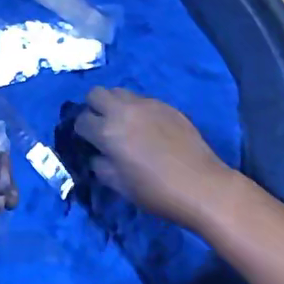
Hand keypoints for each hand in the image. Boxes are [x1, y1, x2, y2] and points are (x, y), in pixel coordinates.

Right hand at [75, 88, 230, 225]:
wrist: (202, 186)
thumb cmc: (156, 192)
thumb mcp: (119, 186)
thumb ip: (100, 166)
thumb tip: (97, 154)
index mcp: (107, 131)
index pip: (81, 120)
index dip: (82, 132)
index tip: (90, 143)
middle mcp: (122, 110)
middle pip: (95, 93)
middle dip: (93, 108)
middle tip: (103, 126)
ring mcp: (145, 104)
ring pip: (119, 91)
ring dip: (115, 105)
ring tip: (126, 124)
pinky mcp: (165, 105)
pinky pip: (142, 99)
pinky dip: (138, 109)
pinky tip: (150, 129)